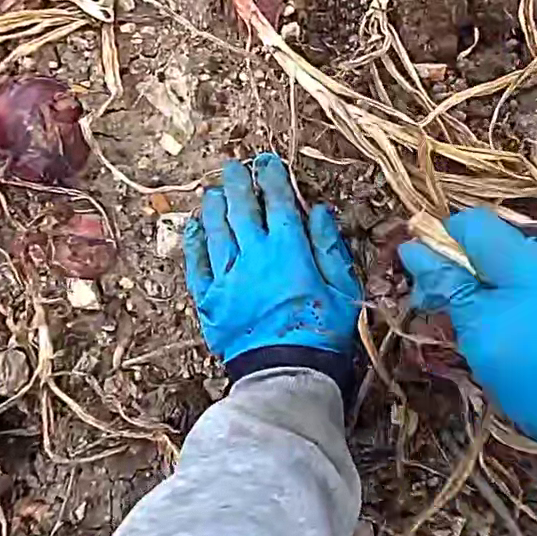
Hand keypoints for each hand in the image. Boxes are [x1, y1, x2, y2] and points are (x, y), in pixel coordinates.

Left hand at [184, 154, 361, 363]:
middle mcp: (253, 255)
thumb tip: (317, 211)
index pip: (276, 202)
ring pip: (215, 230)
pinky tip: (195, 227)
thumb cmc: (322, 330)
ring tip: (213, 191)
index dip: (271, 178)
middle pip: (240, 209)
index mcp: (288, 249)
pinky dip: (195, 242)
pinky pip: (197, 264)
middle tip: (234, 167)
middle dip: (237, 184)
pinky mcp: (210, 299)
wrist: (287, 373)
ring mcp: (227, 276)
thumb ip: (329, 246)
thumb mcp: (341, 287)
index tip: (268, 163)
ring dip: (214, 206)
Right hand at [397, 209, 536, 486]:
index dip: (443, 245)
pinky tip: (523, 336)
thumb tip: (412, 248)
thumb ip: (448, 285)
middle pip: (494, 245)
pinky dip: (520, 301)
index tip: (432, 285)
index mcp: (528, 257)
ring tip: (491, 335)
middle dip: (466, 275)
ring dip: (492, 291)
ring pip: (515, 267)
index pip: (472, 223)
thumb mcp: (481, 332)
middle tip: (455, 319)